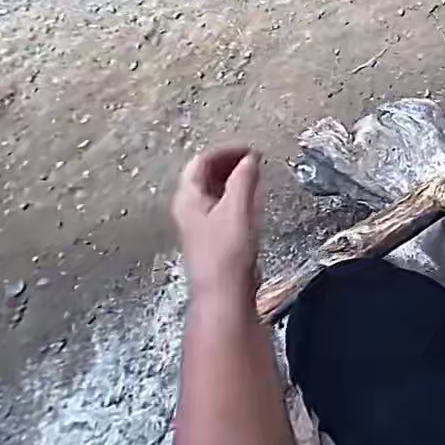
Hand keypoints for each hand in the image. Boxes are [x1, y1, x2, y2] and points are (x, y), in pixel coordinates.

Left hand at [173, 146, 262, 303]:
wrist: (224, 294)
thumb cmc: (227, 252)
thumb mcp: (238, 208)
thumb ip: (244, 178)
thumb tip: (250, 159)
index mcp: (188, 198)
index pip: (202, 161)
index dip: (226, 151)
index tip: (249, 150)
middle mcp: (190, 209)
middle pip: (206, 175)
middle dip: (230, 163)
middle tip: (253, 159)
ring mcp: (200, 224)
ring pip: (215, 191)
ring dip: (234, 179)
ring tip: (255, 175)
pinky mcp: (213, 237)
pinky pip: (223, 206)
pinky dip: (237, 195)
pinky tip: (252, 200)